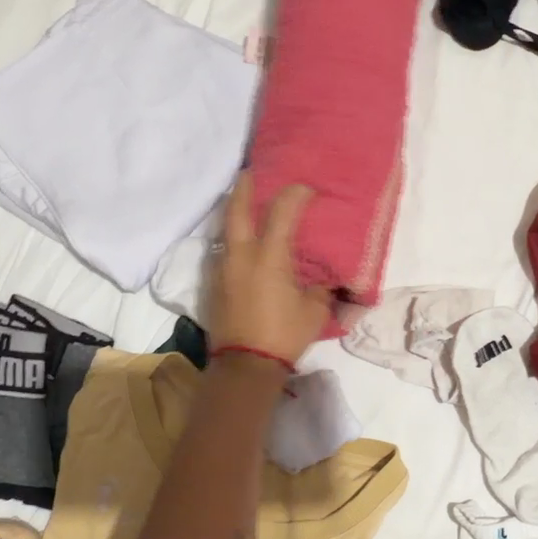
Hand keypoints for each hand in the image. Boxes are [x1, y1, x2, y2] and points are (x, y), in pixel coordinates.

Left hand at [210, 171, 330, 365]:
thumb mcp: (314, 311)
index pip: (282, 210)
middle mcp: (241, 254)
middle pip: (238, 207)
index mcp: (269, 256)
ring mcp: (223, 268)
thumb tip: (323, 278)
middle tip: (253, 172)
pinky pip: (224, 251)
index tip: (307, 189)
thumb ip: (319, 287)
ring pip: (226, 229)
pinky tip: (244, 245)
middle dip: (246, 186)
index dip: (296, 194)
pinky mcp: (214, 285)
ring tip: (248, 206)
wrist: (244, 366)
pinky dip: (234, 240)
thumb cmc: (283, 336)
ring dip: (236, 213)